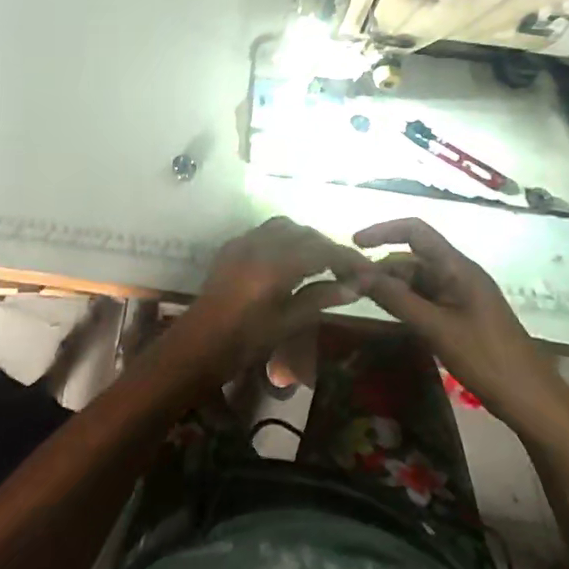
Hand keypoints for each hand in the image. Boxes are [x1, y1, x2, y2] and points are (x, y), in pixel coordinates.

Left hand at [185, 217, 368, 370]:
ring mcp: (242, 241)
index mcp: (275, 264)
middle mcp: (259, 244)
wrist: (200, 342)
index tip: (367, 270)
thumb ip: (320, 298)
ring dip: (306, 239)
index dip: (347, 258)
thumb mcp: (288, 323)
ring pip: (284, 226)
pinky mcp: (231, 246)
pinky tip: (291, 259)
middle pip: (304, 234)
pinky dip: (284, 238)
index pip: (321, 250)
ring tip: (321, 262)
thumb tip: (355, 285)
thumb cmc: (246, 340)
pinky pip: (264, 231)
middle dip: (328, 247)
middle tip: (347, 270)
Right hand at [353, 219, 568, 425]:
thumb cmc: (487, 359)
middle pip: (411, 258)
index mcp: (457, 268)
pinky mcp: (458, 316)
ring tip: (360, 300)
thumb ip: (396, 299)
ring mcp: (459, 296)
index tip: (354, 244)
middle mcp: (457, 275)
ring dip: (389, 287)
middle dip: (380, 267)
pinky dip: (403, 303)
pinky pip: (424, 300)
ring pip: (415, 281)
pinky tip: (387, 315)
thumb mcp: (436, 328)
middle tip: (348, 284)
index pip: (416, 231)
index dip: (383, 231)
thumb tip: (356, 274)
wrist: (532, 401)